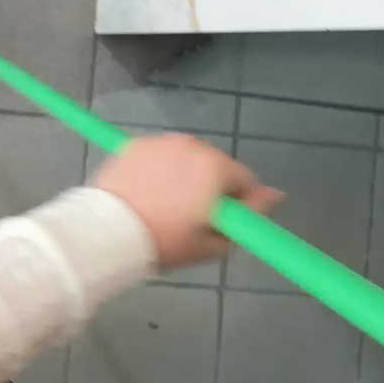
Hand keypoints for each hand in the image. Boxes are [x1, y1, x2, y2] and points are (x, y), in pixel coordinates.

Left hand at [89, 134, 282, 269]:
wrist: (108, 228)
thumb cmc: (165, 240)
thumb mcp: (214, 241)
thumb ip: (250, 216)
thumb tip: (275, 196)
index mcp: (216, 166)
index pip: (245, 180)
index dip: (238, 202)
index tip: (222, 221)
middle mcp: (191, 145)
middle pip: (214, 164)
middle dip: (210, 185)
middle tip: (191, 215)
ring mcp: (161, 141)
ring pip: (186, 158)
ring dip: (184, 174)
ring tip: (166, 203)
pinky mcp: (135, 143)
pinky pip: (159, 155)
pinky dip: (160, 168)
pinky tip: (148, 190)